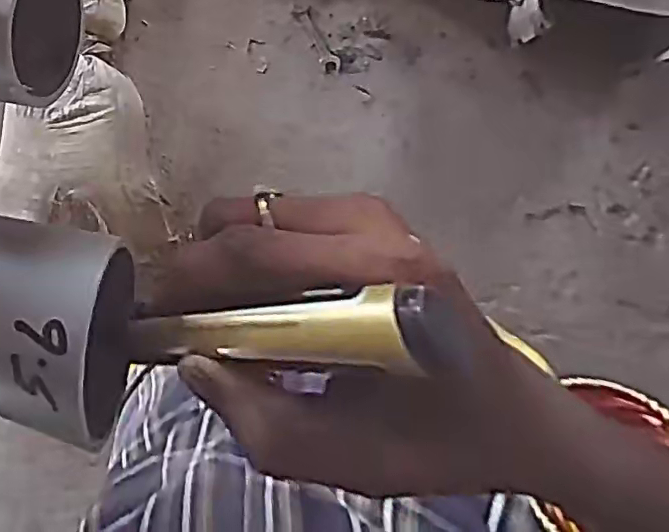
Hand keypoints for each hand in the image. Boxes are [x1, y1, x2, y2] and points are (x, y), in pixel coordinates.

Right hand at [145, 193, 569, 498]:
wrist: (513, 409)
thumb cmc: (439, 438)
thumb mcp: (350, 459)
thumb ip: (261, 421)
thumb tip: (192, 362)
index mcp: (381, 278)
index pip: (256, 256)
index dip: (192, 278)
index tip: (155, 311)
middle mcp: (374, 225)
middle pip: (246, 221)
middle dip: (196, 266)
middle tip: (180, 314)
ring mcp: (370, 210)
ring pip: (255, 210)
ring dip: (222, 256)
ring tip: (223, 311)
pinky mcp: (365, 210)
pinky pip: (277, 215)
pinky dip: (251, 250)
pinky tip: (263, 298)